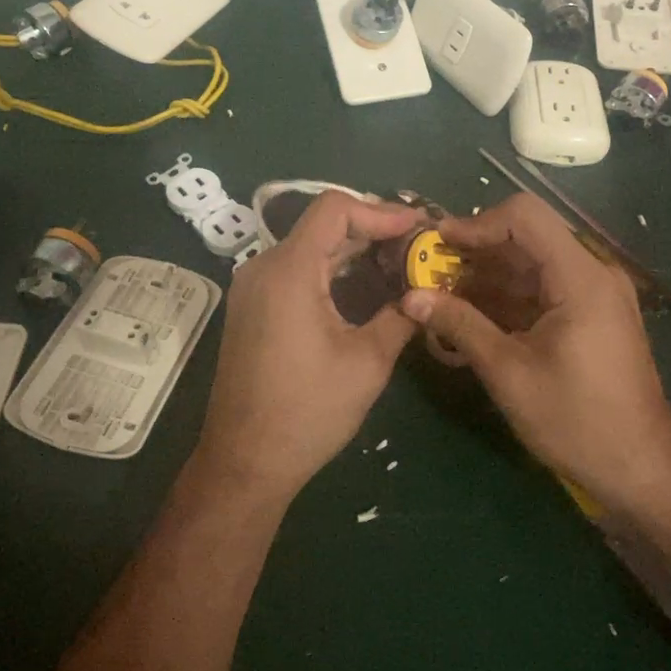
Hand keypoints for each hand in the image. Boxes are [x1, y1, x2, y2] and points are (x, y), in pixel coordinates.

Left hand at [192, 192, 422, 501]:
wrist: (244, 462)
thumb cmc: (307, 412)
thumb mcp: (367, 363)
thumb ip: (400, 317)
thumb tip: (426, 293)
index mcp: (289, 271)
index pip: (335, 209)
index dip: (379, 210)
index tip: (418, 227)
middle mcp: (264, 267)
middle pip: (322, 224)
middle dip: (372, 229)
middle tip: (417, 245)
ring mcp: (253, 287)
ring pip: (309, 246)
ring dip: (352, 249)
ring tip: (399, 262)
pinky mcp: (252, 307)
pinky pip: (295, 269)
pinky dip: (330, 268)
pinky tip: (363, 285)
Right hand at [400, 193, 670, 506]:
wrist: (642, 469)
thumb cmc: (577, 421)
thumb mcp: (509, 373)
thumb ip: (461, 325)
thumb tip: (410, 298)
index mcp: (581, 277)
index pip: (525, 216)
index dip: (476, 223)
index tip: (437, 245)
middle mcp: (594, 273)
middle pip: (527, 237)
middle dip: (476, 252)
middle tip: (430, 273)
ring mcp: (598, 294)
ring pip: (533, 263)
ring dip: (488, 276)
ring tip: (442, 297)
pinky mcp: (595, 314)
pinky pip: (545, 288)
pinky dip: (509, 296)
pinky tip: (474, 317)